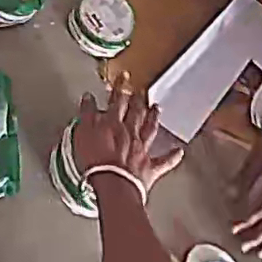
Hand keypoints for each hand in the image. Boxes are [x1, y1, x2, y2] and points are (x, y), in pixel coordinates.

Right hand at [72, 76, 184, 191]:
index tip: (124, 77)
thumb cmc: (95, 161)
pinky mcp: (149, 168)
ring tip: (157, 108)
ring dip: (153, 118)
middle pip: (136, 112)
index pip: (117, 100)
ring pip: (150, 129)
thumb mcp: (82, 133)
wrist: (112, 184)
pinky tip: (179, 151)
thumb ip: (86, 113)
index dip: (120, 87)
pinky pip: (163, 161)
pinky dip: (172, 156)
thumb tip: (89, 97)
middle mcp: (130, 133)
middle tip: (141, 90)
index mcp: (113, 123)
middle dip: (138, 100)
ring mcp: (141, 150)